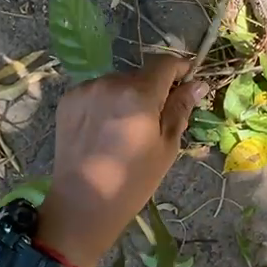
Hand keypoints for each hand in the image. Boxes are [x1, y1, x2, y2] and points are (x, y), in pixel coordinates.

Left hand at [37, 56, 203, 266]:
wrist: (82, 203)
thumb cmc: (133, 181)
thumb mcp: (166, 147)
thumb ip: (180, 109)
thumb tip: (198, 83)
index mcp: (138, 93)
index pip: (165, 63)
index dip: (179, 69)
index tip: (186, 82)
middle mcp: (110, 82)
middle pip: (140, 74)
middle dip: (152, 89)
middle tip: (154, 120)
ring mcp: (86, 89)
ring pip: (117, 83)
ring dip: (127, 96)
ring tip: (125, 129)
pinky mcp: (68, 99)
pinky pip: (96, 92)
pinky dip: (105, 103)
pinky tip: (104, 130)